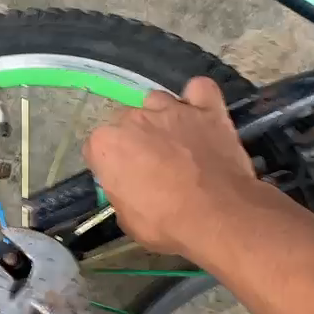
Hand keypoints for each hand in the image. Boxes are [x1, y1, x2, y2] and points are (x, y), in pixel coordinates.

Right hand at [83, 76, 286, 264]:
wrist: (217, 215)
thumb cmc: (165, 223)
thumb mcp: (127, 219)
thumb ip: (121, 192)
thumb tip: (129, 187)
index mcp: (107, 145)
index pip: (96, 147)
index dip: (109, 164)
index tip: (121, 179)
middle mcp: (135, 119)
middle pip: (127, 121)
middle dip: (135, 139)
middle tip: (150, 165)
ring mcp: (172, 110)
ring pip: (157, 101)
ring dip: (161, 117)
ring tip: (174, 140)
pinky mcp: (207, 109)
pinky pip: (199, 90)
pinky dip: (197, 99)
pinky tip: (199, 114)